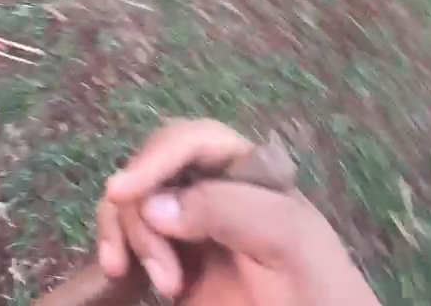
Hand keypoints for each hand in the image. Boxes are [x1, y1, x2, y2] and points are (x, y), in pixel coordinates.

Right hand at [94, 120, 378, 305]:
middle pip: (153, 165)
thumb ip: (229, 210)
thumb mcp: (289, 243)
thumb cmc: (316, 294)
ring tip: (163, 286)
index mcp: (245, 168)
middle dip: (141, 206)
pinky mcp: (168, 255)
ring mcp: (187, 221)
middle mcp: (210, 186)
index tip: (122, 191)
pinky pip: (126, 230)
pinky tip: (117, 272)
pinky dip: (114, 242)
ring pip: (133, 197)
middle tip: (161, 271)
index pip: (191, 140)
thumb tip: (153, 204)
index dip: (154, 158)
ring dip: (130, 234)